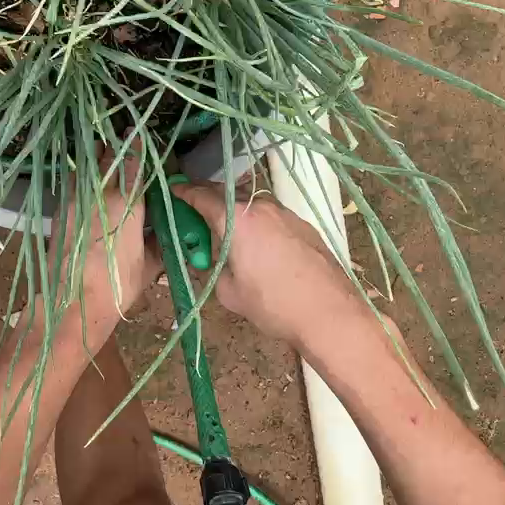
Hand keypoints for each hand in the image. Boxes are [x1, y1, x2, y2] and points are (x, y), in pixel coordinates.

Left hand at [52, 142, 159, 348]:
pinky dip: (84, 175)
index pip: (134, 163)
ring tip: (107, 158)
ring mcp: (76, 197)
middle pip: (110, 157)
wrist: (69, 305)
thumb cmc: (115, 289)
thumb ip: (159, 243)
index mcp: (127, 203)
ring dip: (99, 158)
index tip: (143, 140)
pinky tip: (89, 183)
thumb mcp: (147, 267)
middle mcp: (100, 192)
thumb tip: (167, 232)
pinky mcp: (61, 208)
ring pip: (89, 165)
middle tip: (127, 145)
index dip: (140, 149)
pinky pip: (75, 180)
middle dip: (119, 148)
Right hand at [171, 183, 362, 350]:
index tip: (174, 190)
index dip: (184, 193)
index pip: (202, 196)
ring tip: (233, 239)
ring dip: (237, 216)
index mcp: (235, 219)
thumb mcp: (230, 293)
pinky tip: (264, 250)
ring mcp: (285, 213)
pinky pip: (272, 218)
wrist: (331, 314)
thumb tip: (216, 262)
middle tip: (199, 219)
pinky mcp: (304, 225)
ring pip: (251, 206)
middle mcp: (260, 207)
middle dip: (209, 203)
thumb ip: (215, 270)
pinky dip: (260, 226)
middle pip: (227, 195)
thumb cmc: (274, 304)